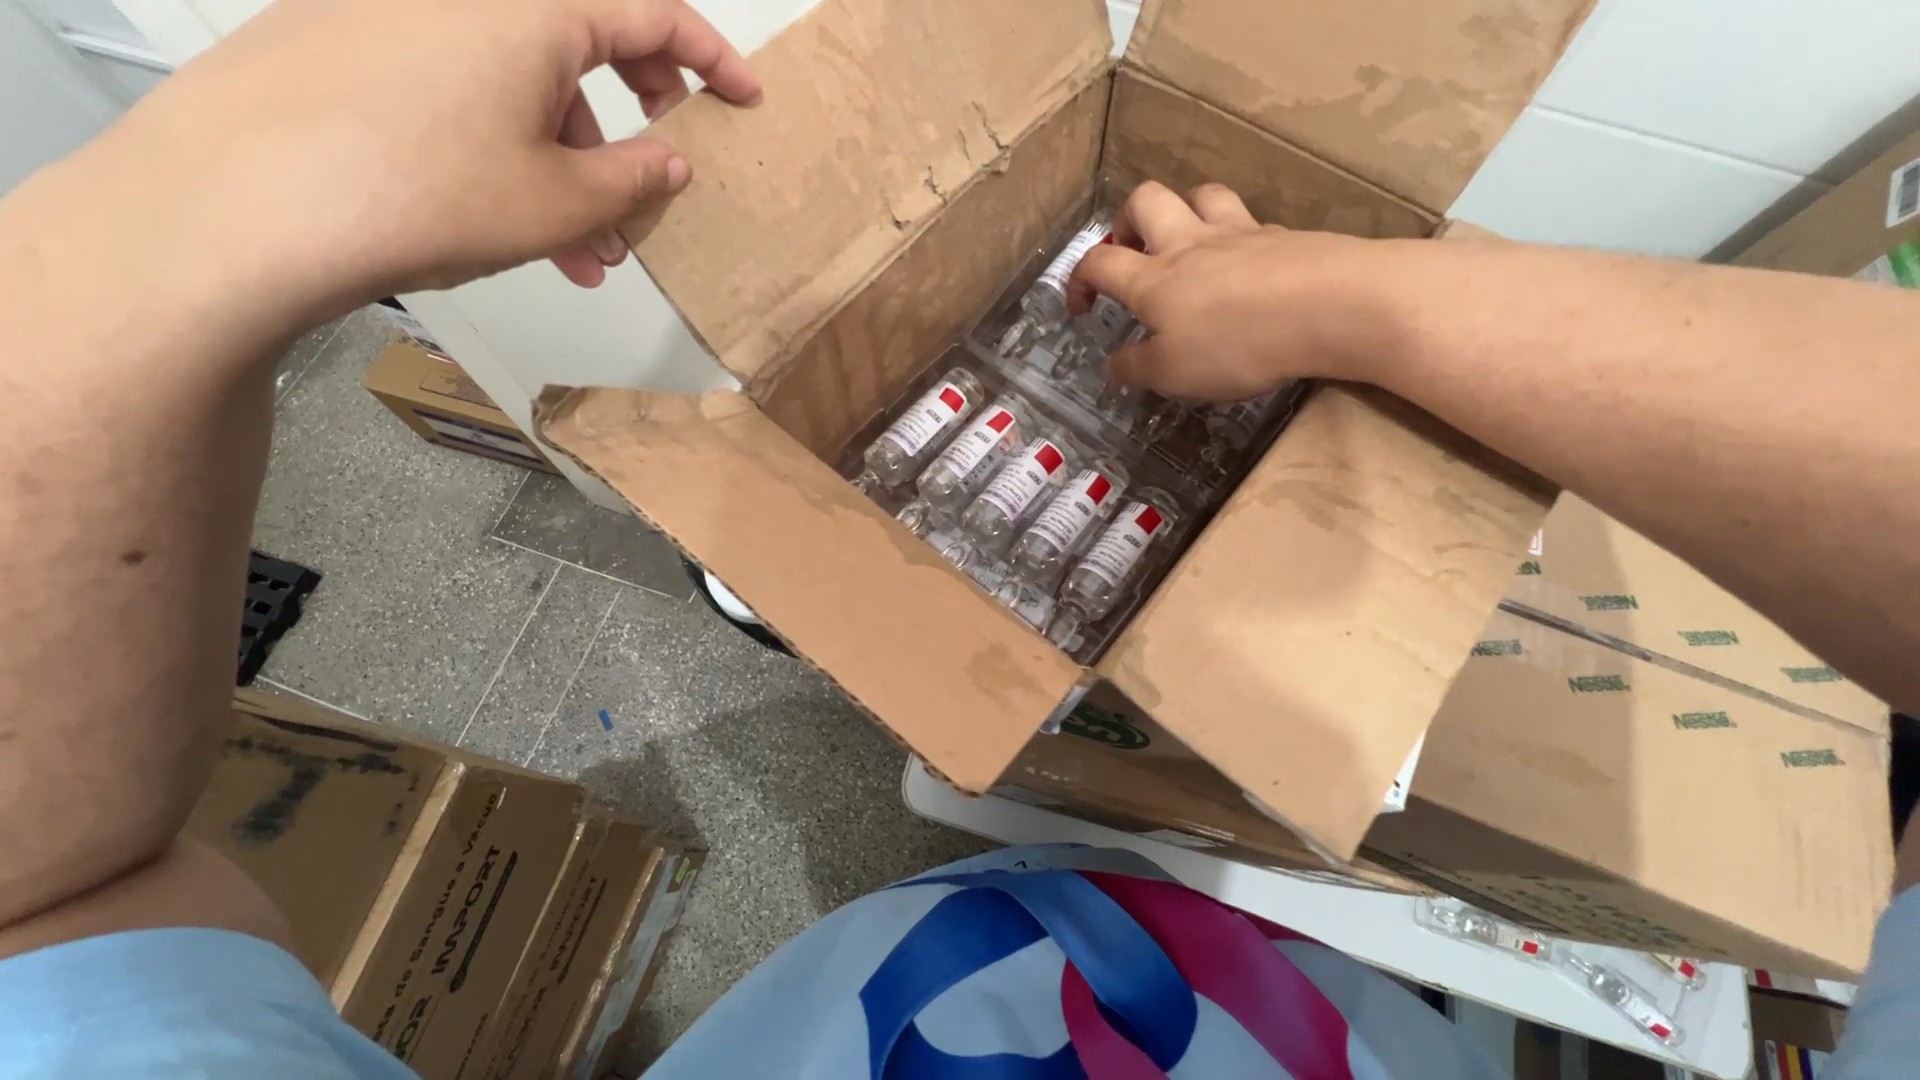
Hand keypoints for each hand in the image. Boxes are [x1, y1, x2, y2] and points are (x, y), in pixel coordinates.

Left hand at [98, 0, 759, 308]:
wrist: (243, 204)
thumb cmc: (423, 193)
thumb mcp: (561, 201)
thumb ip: (635, 178)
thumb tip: (670, 161)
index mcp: (534, 8)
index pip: (654, 12)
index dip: (713, 58)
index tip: (745, 99)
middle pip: (585, 37)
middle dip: (634, 111)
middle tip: (658, 165)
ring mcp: (403, 13)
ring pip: (520, 78)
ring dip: (567, 158)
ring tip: (582, 248)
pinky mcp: (353, 43)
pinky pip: (462, 87)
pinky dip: (505, 147)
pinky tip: (514, 222)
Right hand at [1070, 182, 1393, 400]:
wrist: (1331, 307)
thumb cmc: (1237, 344)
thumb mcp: (1172, 374)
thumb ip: (1136, 367)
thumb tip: (1111, 365)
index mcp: (1153, 279)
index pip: (1098, 263)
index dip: (1078, 281)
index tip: (1080, 308)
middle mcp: (1189, 244)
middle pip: (1145, 201)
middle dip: (1126, 222)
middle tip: (1130, 254)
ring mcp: (1238, 234)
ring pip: (1200, 195)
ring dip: (1183, 211)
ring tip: (1185, 243)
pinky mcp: (1282, 237)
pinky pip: (1248, 222)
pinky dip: (1235, 238)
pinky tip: (1244, 266)